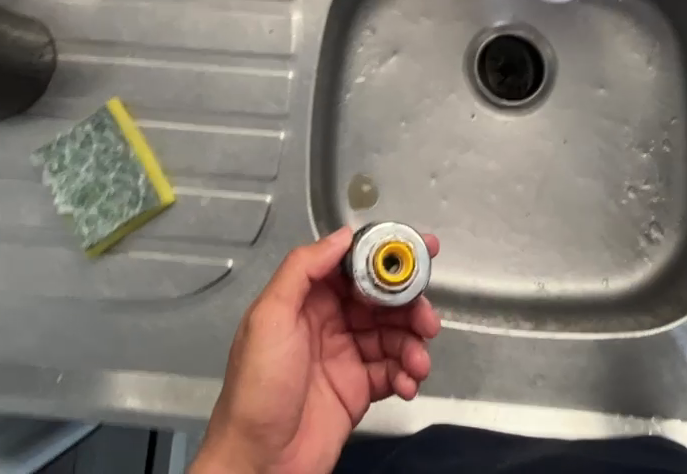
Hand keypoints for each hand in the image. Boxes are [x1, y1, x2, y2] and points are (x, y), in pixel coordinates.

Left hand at [192, 227, 441, 473]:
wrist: (259, 464)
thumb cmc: (258, 387)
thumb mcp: (270, 317)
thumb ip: (304, 269)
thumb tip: (343, 235)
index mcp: (307, 298)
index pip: (354, 266)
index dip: (387, 255)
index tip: (421, 249)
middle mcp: (329, 321)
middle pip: (381, 299)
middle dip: (409, 304)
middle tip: (428, 318)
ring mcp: (346, 355)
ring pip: (392, 334)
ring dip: (412, 343)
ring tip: (418, 362)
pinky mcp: (358, 389)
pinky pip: (393, 370)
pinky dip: (407, 374)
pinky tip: (408, 383)